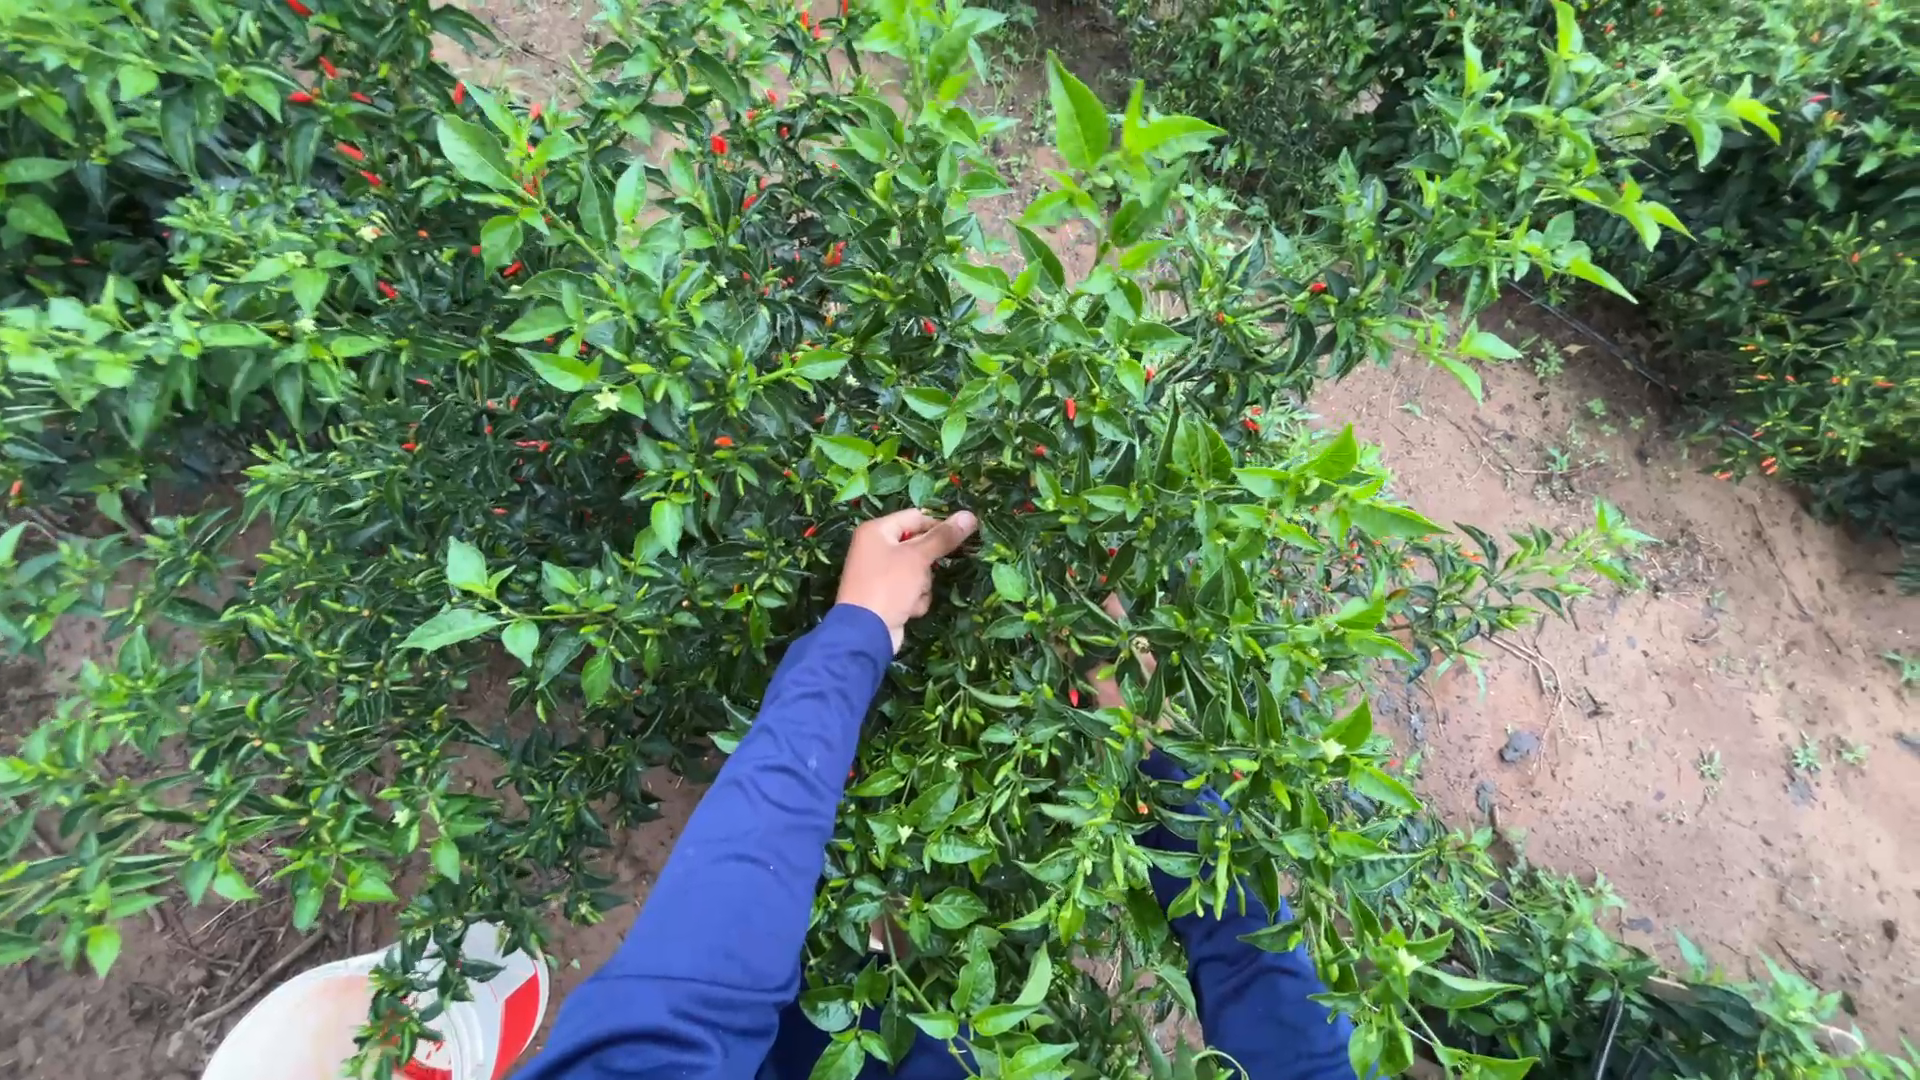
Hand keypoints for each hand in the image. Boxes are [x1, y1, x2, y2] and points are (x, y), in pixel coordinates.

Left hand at [835, 508, 978, 653]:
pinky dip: (914, 599)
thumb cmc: (888, 585)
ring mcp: (881, 574)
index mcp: (876, 531)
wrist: (865, 632)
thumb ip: (943, 537)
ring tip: (912, 594)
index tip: (960, 537)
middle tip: (928, 571)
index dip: (938, 526)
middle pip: (918, 546)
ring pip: (918, 570)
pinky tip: (907, 609)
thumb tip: (970, 515)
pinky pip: (911, 589)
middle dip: (927, 564)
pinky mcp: (887, 595)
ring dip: (922, 584)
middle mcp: (876, 548)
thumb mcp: (918, 558)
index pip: (916, 517)